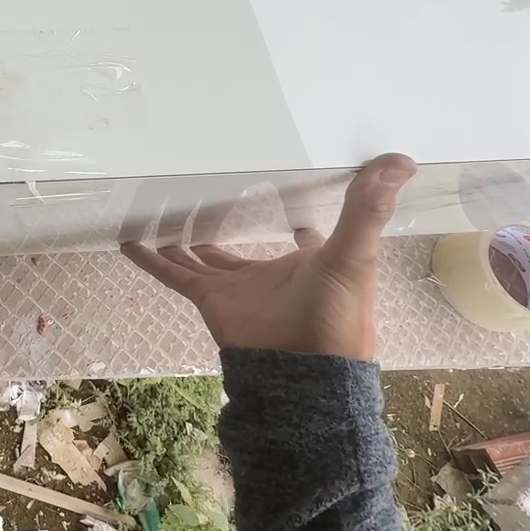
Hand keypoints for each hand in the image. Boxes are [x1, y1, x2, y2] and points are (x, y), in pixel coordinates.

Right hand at [121, 153, 414, 360]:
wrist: (301, 371)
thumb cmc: (335, 314)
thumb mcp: (354, 256)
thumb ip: (366, 210)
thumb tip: (400, 159)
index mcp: (308, 264)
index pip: (304, 238)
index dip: (299, 222)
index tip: (285, 197)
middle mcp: (269, 274)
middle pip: (236, 248)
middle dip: (219, 228)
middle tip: (198, 200)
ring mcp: (235, 287)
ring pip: (200, 258)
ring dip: (181, 241)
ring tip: (157, 217)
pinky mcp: (208, 299)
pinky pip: (172, 275)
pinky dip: (150, 261)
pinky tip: (129, 243)